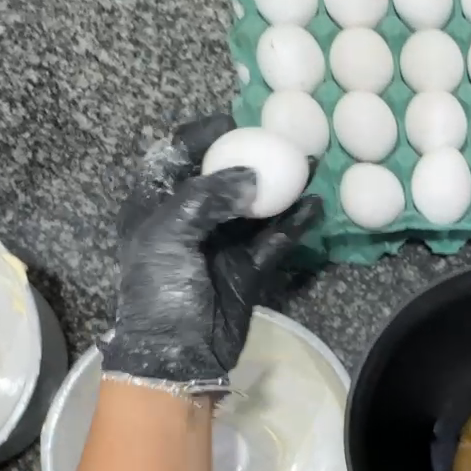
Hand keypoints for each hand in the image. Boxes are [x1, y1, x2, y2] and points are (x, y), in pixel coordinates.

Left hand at [103, 113, 320, 393]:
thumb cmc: (159, 288)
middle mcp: (191, 218)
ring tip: (310, 167)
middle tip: (285, 140)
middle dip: (254, 157)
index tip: (238, 119)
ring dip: (282, 190)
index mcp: (156, 203)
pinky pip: (275, 240)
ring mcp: (223, 244)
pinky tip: (314, 206)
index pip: (178, 154)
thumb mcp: (169, 234)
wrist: (179, 351)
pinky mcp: (250, 269)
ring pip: (256, 207)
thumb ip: (207, 197)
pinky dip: (294, 224)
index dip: (205, 134)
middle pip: (224, 176)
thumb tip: (253, 175)